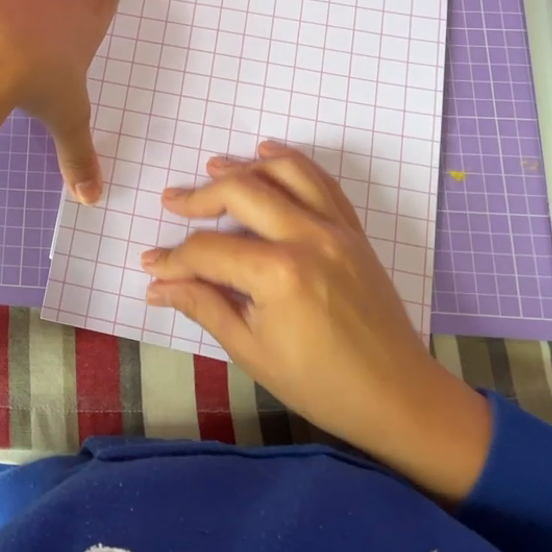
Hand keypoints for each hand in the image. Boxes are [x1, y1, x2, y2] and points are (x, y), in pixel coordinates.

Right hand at [142, 141, 492, 502]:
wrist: (400, 398)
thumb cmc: (320, 384)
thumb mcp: (251, 351)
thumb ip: (203, 306)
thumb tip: (158, 286)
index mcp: (279, 274)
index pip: (209, 251)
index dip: (174, 259)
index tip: (151, 265)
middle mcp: (307, 238)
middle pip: (242, 193)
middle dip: (199, 198)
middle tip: (172, 203)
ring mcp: (336, 229)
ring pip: (285, 172)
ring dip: (245, 166)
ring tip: (213, 168)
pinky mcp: (353, 231)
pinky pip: (322, 181)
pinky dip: (292, 162)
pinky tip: (268, 153)